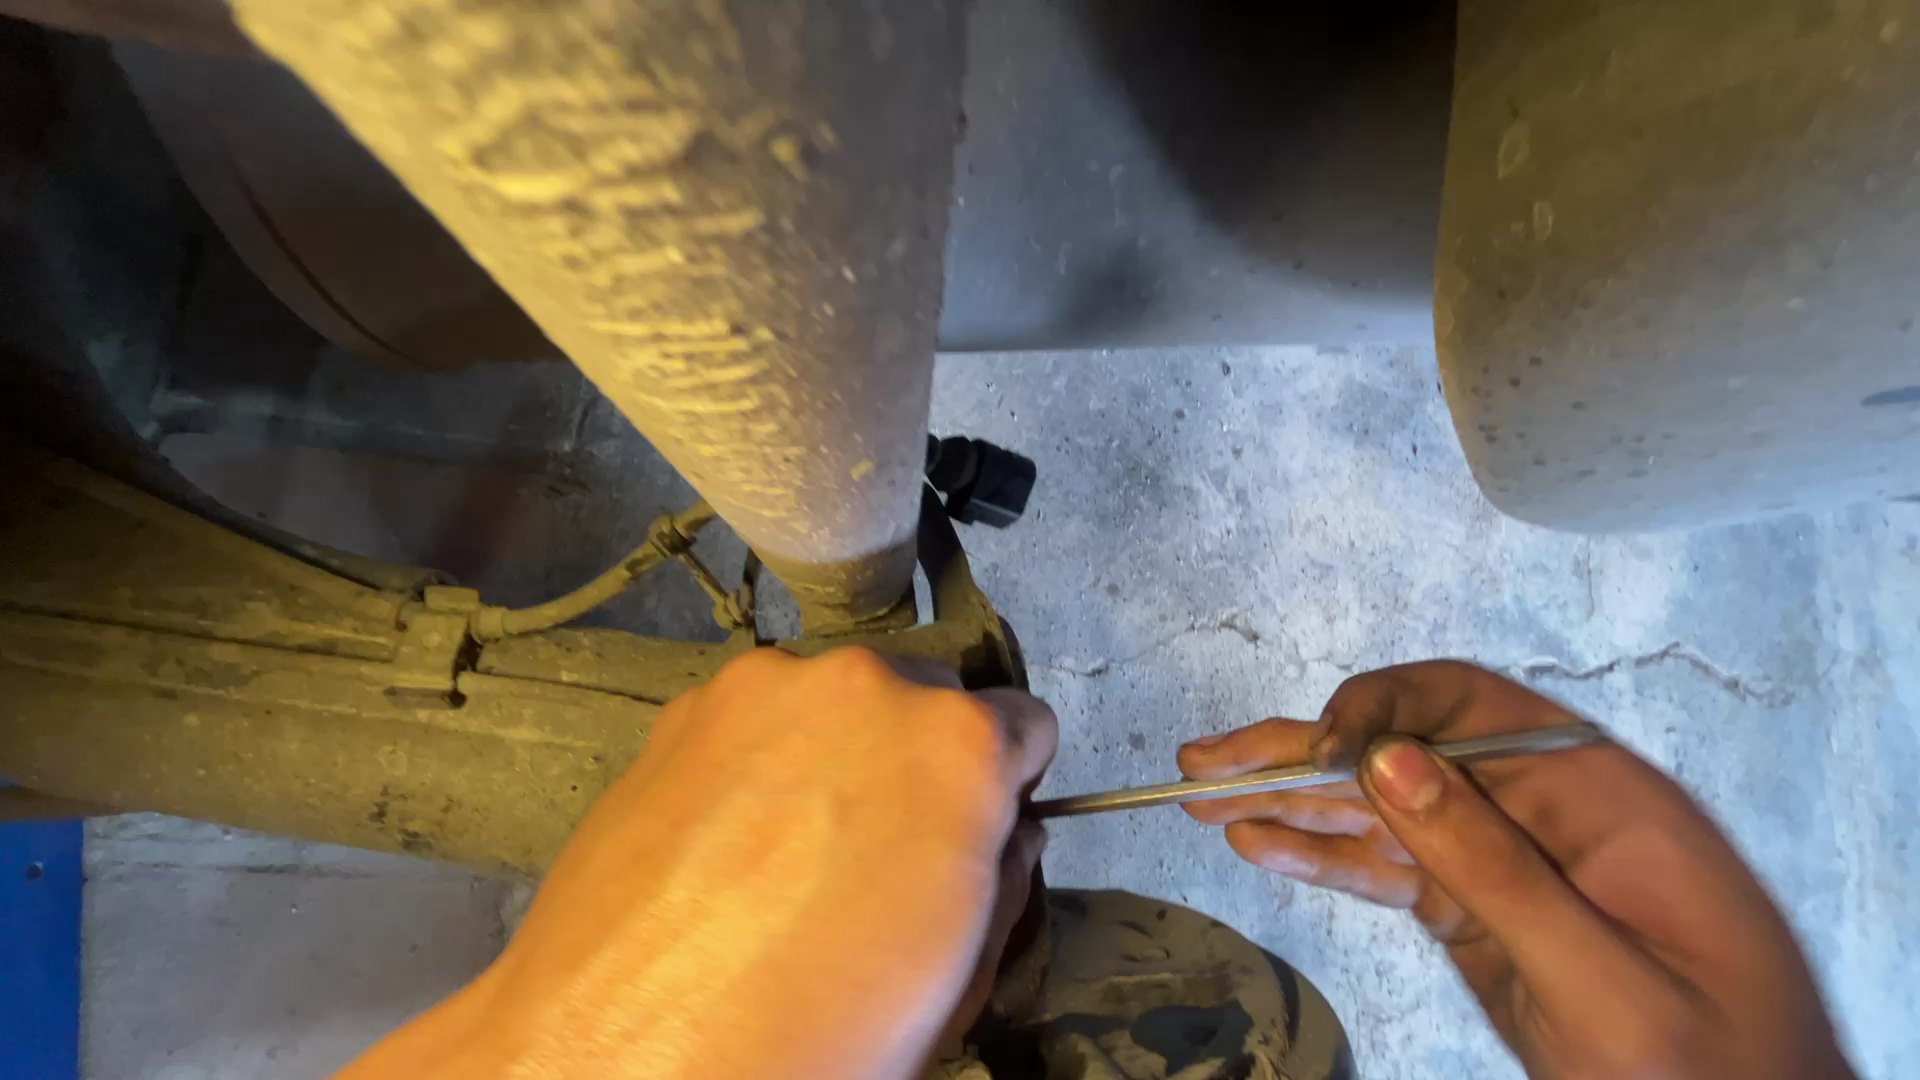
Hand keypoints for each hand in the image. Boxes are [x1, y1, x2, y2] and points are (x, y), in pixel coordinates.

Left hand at [340, 647, 1056, 1079]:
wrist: (626, 1054)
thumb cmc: (830, 1028)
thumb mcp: (962, 969)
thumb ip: (1006, 870)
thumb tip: (1007, 824)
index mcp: (958, 742)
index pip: (1027, 722)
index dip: (1011, 778)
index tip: (977, 824)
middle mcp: (873, 680)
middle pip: (934, 693)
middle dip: (926, 751)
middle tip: (879, 836)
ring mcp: (775, 680)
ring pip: (846, 695)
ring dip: (845, 741)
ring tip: (791, 832)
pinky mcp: (694, 699)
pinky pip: (767, 710)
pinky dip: (770, 748)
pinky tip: (729, 825)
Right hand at [1177, 661, 1854, 1078]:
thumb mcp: (1606, 984)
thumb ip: (1493, 865)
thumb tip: (1385, 760)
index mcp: (1587, 793)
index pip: (1463, 706)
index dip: (1379, 709)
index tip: (1319, 751)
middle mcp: (1525, 807)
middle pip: (1391, 753)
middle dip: (1294, 753)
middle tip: (1202, 760)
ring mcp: (1489, 856)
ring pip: (1369, 808)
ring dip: (1283, 801)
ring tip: (1201, 795)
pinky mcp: (1462, 904)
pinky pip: (1378, 865)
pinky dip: (1316, 855)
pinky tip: (1256, 847)